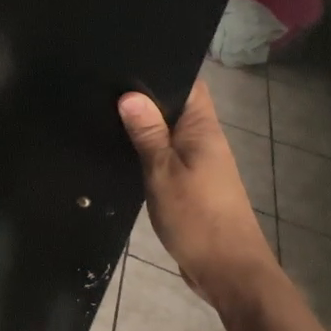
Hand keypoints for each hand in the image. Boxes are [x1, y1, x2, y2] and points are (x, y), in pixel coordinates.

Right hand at [117, 79, 280, 310]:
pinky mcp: (190, 185)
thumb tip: (129, 94)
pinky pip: (165, 155)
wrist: (229, 274)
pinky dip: (145, 149)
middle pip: (175, 105)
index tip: (126, 57)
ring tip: (102, 109)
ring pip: (168, 131)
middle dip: (144, 95)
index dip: (163, 67)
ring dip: (143, 124)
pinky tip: (120, 149)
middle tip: (101, 82)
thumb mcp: (163, 172)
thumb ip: (147, 133)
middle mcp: (204, 141)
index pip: (188, 83)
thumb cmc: (198, 219)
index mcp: (203, 130)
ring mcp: (199, 164)